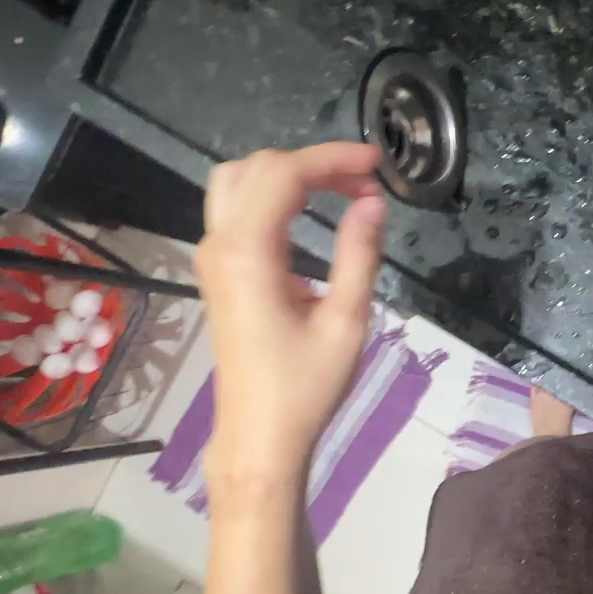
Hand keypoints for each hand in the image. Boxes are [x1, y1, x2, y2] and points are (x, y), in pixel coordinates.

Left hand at [194, 144, 386, 495]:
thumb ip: (358, 256)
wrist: (261, 434)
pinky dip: (275, 197)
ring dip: (289, 176)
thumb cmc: (306, 386)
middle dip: (313, 163)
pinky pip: (239, 211)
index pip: (284, 175)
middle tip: (365, 183)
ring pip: (239, 184)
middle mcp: (220, 245)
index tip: (378, 165)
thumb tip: (373, 204)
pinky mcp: (220, 273)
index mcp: (249, 253)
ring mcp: (214, 258)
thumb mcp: (346, 322)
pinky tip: (312, 213)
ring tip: (342, 191)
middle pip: (256, 168)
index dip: (333, 159)